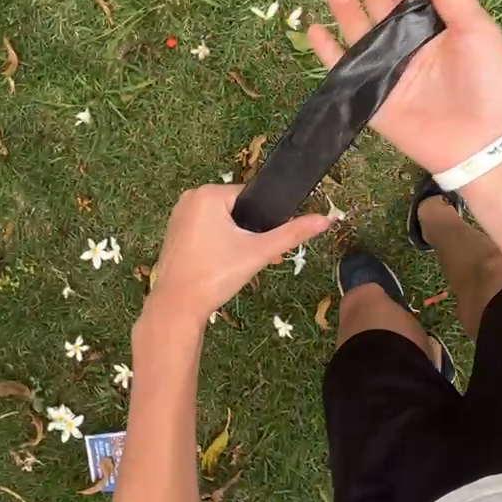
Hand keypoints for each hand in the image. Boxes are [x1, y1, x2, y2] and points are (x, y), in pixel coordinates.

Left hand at [145, 186, 330, 322]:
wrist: (177, 306)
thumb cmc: (216, 274)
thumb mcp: (258, 252)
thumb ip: (293, 233)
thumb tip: (327, 219)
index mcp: (208, 194)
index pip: (250, 198)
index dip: (266, 220)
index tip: (275, 244)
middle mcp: (190, 198)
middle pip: (236, 210)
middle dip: (253, 233)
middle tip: (264, 258)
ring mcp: (179, 216)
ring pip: (221, 222)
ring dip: (238, 240)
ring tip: (246, 265)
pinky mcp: (174, 233)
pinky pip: (205, 231)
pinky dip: (219, 244)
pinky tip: (225, 265)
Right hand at [306, 0, 501, 173]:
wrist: (486, 140)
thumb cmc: (492, 82)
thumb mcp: (479, 32)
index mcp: (436, 30)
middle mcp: (409, 47)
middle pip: (381, 8)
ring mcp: (388, 72)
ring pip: (360, 34)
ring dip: (347, 11)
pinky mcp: (372, 98)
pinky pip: (344, 70)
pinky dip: (328, 52)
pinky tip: (316, 30)